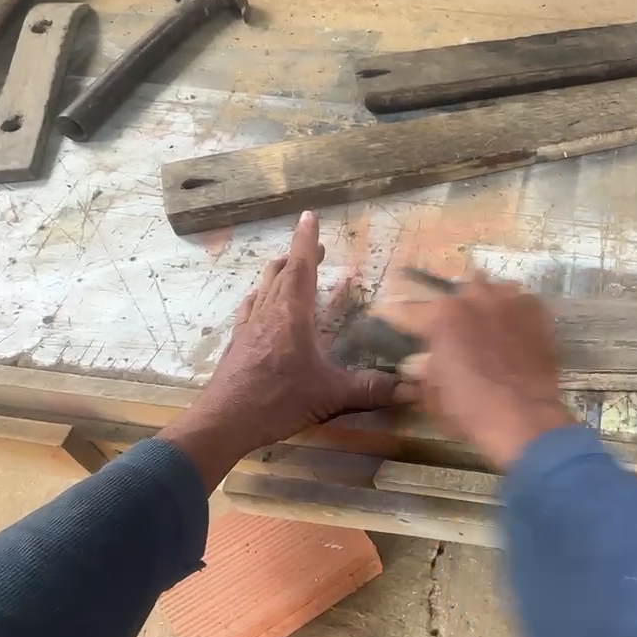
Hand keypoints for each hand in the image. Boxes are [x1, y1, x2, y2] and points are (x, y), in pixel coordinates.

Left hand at [160, 211, 407, 486]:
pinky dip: (261, 297)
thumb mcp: (332, 395)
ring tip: (289, 268)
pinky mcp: (238, 343)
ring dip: (278, 273)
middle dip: (299, 256)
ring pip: (264, 287)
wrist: (226, 420)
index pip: (302, 267)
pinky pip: (251, 308)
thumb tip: (411, 389)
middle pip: (282, 273)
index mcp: (293, 316)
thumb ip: (371, 389)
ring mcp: (249, 326)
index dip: (307, 241)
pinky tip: (261, 304)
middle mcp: (269, 313)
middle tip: (315, 249)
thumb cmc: (279, 400)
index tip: (310, 216)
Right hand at [378, 274, 573, 470]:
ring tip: (481, 314)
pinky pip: (521, 301)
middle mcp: (473, 299)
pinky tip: (512, 323)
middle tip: (445, 319)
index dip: (392, 313)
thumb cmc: (470, 409)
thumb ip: (422, 373)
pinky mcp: (537, 314)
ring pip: (489, 288)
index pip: (407, 310)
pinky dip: (513, 309)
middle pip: (453, 289)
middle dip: (447, 303)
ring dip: (481, 298)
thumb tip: (414, 364)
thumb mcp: (433, 395)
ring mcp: (508, 302)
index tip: (382, 310)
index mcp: (440, 316)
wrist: (525, 418)